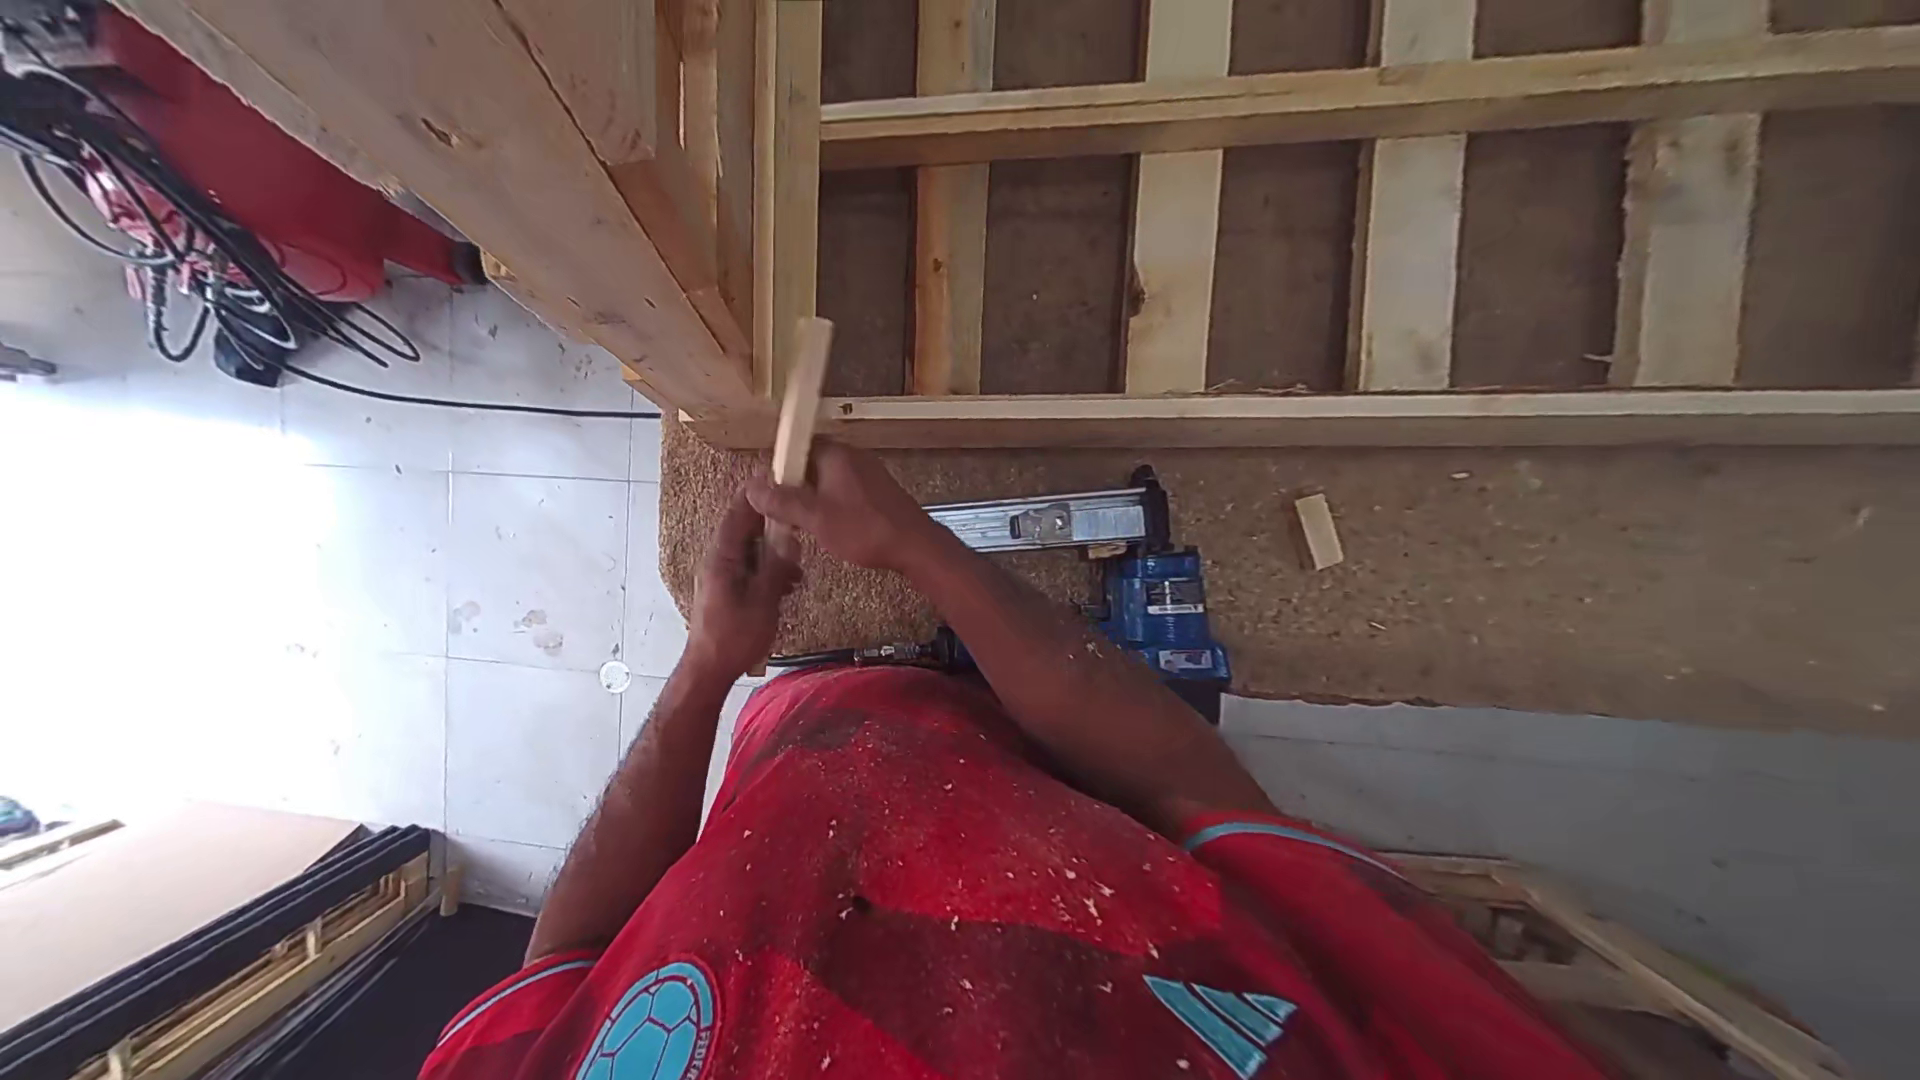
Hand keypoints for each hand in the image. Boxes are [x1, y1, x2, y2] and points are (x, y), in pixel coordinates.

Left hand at [683, 489, 800, 680]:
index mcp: (722, 559)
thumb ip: (777, 566)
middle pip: (745, 530)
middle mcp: (719, 562)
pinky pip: (750, 568)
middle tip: (798, 515)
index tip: (774, 475)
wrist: (709, 669)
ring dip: (774, 551)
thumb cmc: (734, 636)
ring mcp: (722, 576)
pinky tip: (788, 583)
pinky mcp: (727, 590)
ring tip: (797, 565)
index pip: (737, 515)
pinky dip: (769, 568)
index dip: (754, 495)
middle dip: (771, 522)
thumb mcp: (763, 600)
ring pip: (750, 550)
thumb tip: (790, 536)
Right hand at [745, 441, 941, 572]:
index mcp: (835, 454)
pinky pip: (842, 492)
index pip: (794, 446)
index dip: (775, 468)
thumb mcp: (815, 517)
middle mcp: (852, 457)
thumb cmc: (867, 529)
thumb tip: (753, 488)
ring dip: (809, 499)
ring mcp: (866, 474)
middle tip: (779, 512)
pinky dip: (829, 505)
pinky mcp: (876, 492)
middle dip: (791, 486)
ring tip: (798, 523)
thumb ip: (782, 501)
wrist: (914, 546)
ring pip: (826, 480)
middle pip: (809, 463)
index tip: (763, 490)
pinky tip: (825, 527)